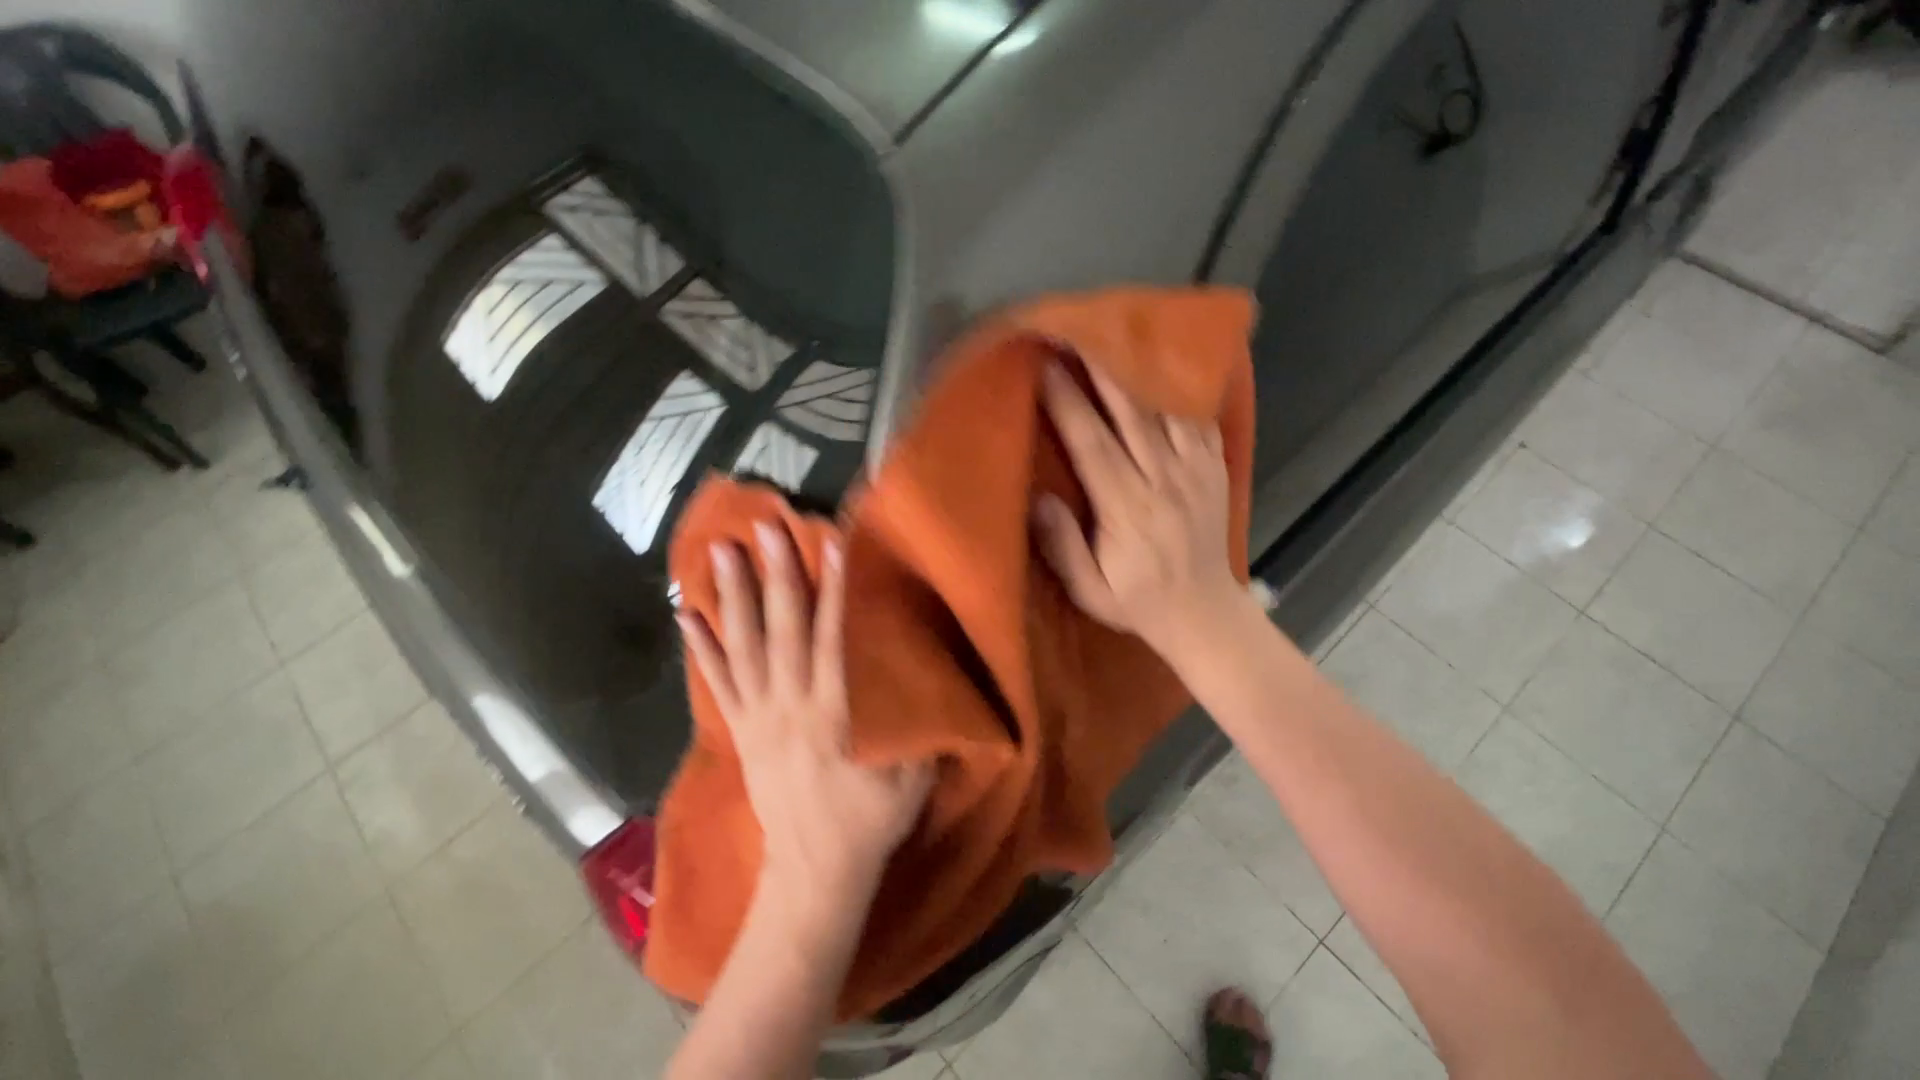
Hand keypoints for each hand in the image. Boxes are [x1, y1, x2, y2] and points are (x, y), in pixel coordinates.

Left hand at [679, 522, 932, 911]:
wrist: (813, 871)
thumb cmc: (869, 822)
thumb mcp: (912, 779)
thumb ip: (920, 725)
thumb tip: (938, 675)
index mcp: (834, 714)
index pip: (834, 638)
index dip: (835, 589)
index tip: (830, 542)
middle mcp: (790, 706)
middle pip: (782, 631)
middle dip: (776, 575)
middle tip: (765, 527)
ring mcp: (758, 718)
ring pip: (743, 648)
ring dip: (732, 597)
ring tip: (721, 551)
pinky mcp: (739, 732)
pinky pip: (717, 682)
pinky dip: (702, 648)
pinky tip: (688, 613)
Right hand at [1034, 360, 1248, 659]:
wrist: (1204, 613)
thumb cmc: (1137, 601)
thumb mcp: (1089, 590)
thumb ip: (1062, 546)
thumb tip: (1037, 498)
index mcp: (1127, 509)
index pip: (1093, 444)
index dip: (1068, 403)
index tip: (1045, 368)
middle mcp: (1164, 481)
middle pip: (1131, 412)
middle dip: (1101, 368)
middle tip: (1078, 331)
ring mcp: (1196, 471)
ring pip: (1166, 407)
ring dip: (1140, 369)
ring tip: (1117, 337)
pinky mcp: (1215, 468)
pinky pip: (1199, 417)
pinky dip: (1182, 387)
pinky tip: (1166, 363)